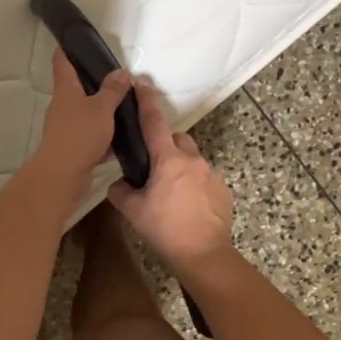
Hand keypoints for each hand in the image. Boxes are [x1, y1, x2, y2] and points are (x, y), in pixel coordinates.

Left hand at [32, 50, 132, 178]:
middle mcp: (62, 106)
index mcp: (65, 90)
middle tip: (116, 76)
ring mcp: (65, 127)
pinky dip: (103, 135)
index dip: (67, 48)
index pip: (62, 61)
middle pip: (75, 87)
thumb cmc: (80, 134)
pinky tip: (121, 138)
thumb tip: (122, 71)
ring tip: (124, 106)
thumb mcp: (102, 108)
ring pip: (85, 112)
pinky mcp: (72, 146)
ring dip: (100, 109)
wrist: (62, 175)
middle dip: (93, 81)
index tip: (76, 39)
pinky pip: (90, 135)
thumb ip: (113, 90)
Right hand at [105, 82, 233, 268]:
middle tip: (151, 166)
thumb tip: (118, 184)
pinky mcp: (222, 190)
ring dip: (179, 166)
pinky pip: (203, 177)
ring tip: (169, 191)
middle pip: (176, 139)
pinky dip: (193, 183)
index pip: (154, 122)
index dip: (146, 101)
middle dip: (164, 145)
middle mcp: (192, 160)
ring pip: (191, 159)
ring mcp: (211, 174)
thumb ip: (121, 192)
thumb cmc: (165, 230)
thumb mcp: (133, 212)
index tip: (141, 84)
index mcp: (168, 160)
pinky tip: (185, 205)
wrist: (204, 255)